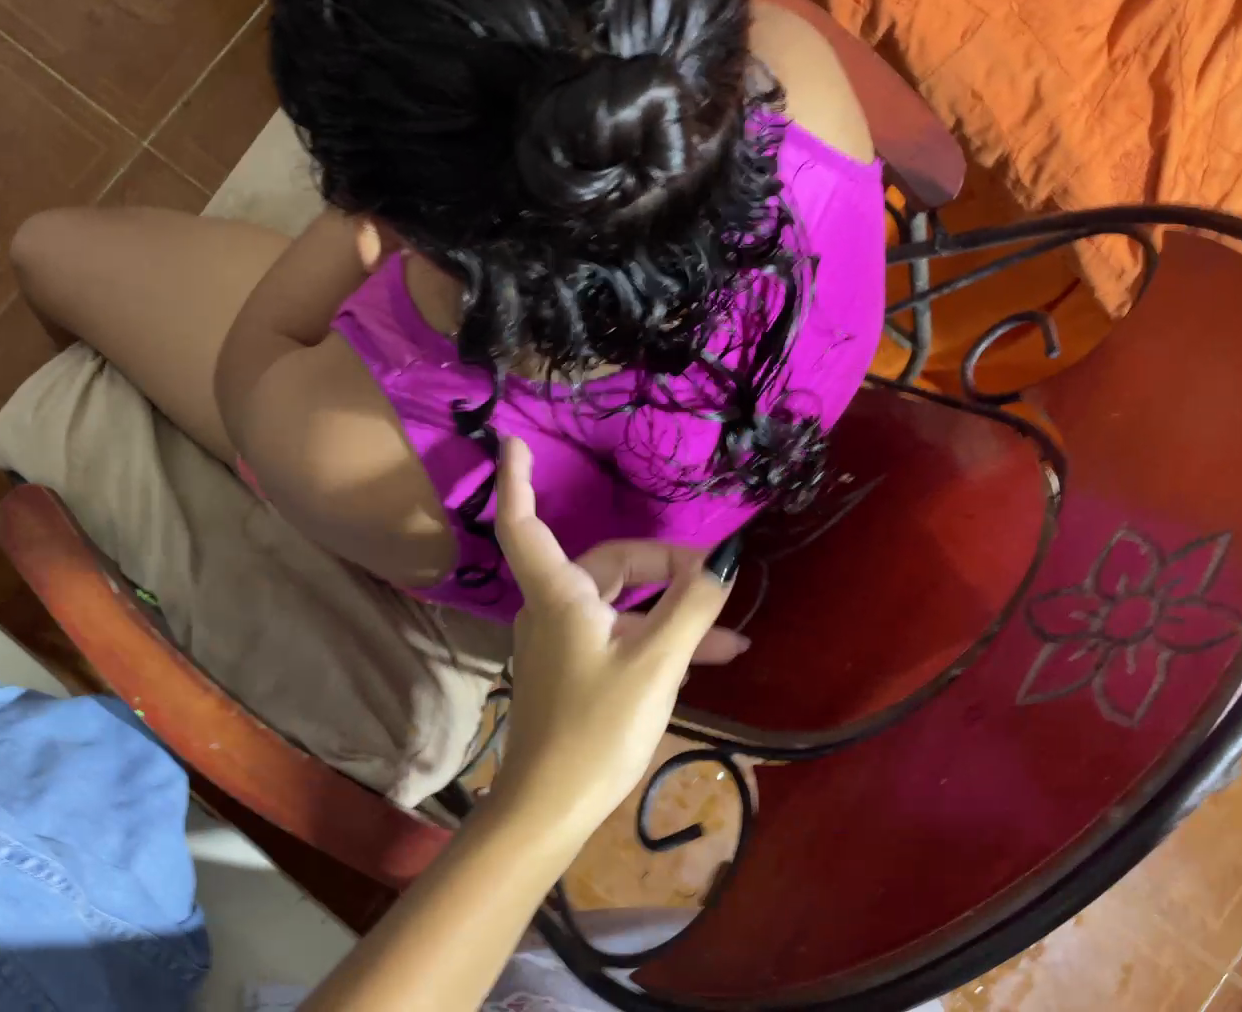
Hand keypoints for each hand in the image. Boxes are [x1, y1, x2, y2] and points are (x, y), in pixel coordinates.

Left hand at [490, 437, 742, 830]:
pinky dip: (657, 637)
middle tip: (717, 585)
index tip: (513, 440)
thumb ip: (692, 607)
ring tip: (728, 632)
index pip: (523, 523)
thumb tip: (727, 556)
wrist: (552, 802)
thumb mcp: (657, 663)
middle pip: (607, 564)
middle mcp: (552, 608)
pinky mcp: (573, 667)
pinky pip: (618, 634)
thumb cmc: (598, 727)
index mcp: (558, 595)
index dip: (517, 480)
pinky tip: (711, 656)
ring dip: (671, 609)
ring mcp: (561, 640)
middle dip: (663, 567)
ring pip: (620, 603)